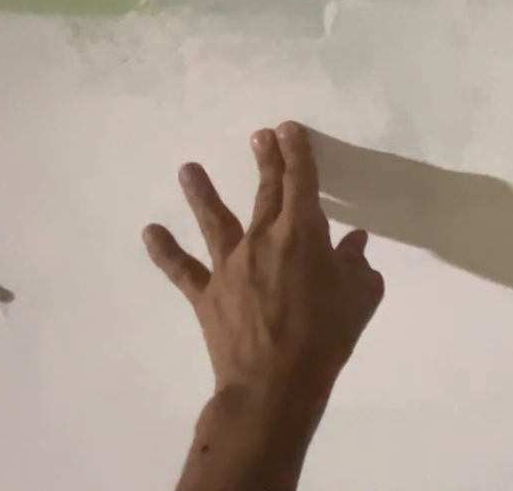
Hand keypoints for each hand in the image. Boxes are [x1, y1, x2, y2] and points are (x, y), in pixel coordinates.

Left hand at [144, 122, 384, 406]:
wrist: (276, 384)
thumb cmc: (327, 332)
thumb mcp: (362, 292)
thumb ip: (356, 262)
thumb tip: (353, 243)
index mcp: (303, 233)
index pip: (302, 181)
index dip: (297, 153)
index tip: (289, 129)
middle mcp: (263, 240)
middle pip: (265, 191)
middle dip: (266, 160)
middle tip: (260, 135)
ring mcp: (229, 266)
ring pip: (215, 221)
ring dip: (203, 193)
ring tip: (188, 167)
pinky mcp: (207, 295)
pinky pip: (182, 269)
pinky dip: (165, 251)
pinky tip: (150, 231)